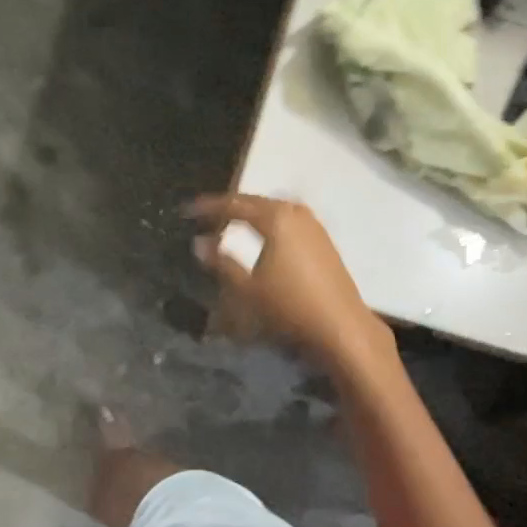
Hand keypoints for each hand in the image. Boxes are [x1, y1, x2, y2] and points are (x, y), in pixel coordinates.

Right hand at [189, 194, 389, 364]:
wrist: (339, 325)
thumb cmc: (288, 306)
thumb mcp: (247, 289)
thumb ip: (221, 262)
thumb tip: (199, 243)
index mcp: (275, 218)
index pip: (235, 204)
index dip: (209, 207)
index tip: (188, 211)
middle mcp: (296, 212)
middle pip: (257, 202)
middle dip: (231, 207)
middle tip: (208, 216)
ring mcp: (314, 224)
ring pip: (276, 209)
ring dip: (253, 214)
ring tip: (233, 224)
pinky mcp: (324, 239)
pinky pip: (289, 220)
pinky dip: (271, 223)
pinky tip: (264, 237)